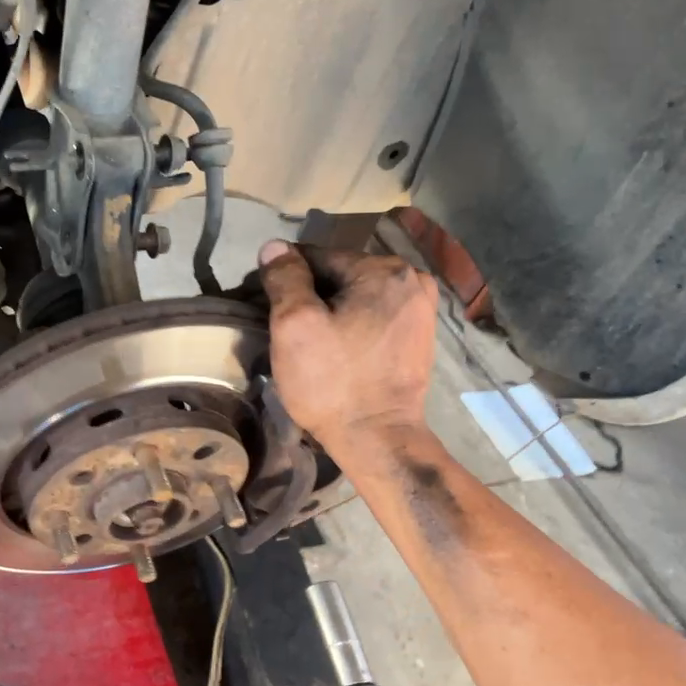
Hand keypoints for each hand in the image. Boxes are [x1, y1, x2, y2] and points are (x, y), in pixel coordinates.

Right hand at [256, 240, 439, 459]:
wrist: (378, 439)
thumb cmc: (331, 382)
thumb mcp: (295, 325)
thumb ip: (284, 279)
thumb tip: (274, 246)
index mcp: (385, 270)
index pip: (316, 257)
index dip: (284, 280)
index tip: (265, 309)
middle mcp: (412, 280)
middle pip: (339, 276)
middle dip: (309, 296)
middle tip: (285, 331)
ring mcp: (421, 310)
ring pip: (356, 297)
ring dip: (329, 311)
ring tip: (308, 343)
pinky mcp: (419, 337)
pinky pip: (373, 317)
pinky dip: (350, 326)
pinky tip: (335, 352)